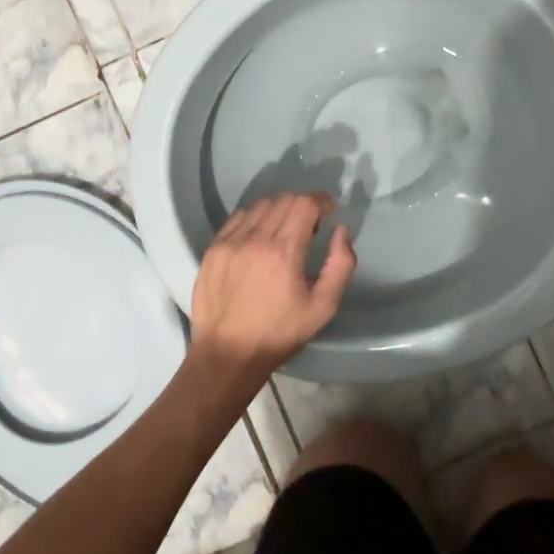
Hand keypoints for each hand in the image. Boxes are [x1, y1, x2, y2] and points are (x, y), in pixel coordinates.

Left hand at [189, 193, 355, 378]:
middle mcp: (255, 239)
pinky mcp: (213, 249)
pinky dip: (254, 220)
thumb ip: (340, 264)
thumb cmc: (280, 333)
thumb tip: (341, 230)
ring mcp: (230, 242)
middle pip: (283, 199)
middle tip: (309, 227)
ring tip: (282, 232)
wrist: (228, 354)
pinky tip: (258, 239)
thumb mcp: (323, 307)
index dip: (321, 201)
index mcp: (284, 252)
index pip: (304, 203)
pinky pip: (238, 219)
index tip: (328, 212)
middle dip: (302, 205)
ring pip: (260, 205)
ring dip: (278, 210)